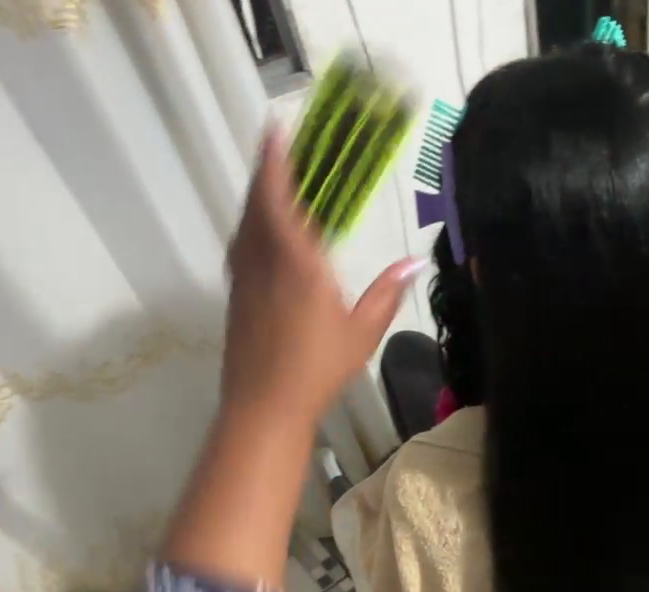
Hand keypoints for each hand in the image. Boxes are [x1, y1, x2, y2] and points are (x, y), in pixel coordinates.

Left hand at [163, 131, 422, 589]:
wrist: (264, 406)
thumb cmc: (318, 370)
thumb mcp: (363, 333)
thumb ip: (386, 294)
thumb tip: (412, 264)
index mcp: (298, 261)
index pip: (282, 196)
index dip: (278, 160)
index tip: (278, 129)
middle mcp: (264, 259)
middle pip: (259, 200)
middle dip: (269, 171)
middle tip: (283, 150)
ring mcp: (244, 276)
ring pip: (245, 222)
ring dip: (258, 196)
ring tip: (277, 185)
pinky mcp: (235, 294)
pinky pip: (241, 244)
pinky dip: (252, 225)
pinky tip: (263, 233)